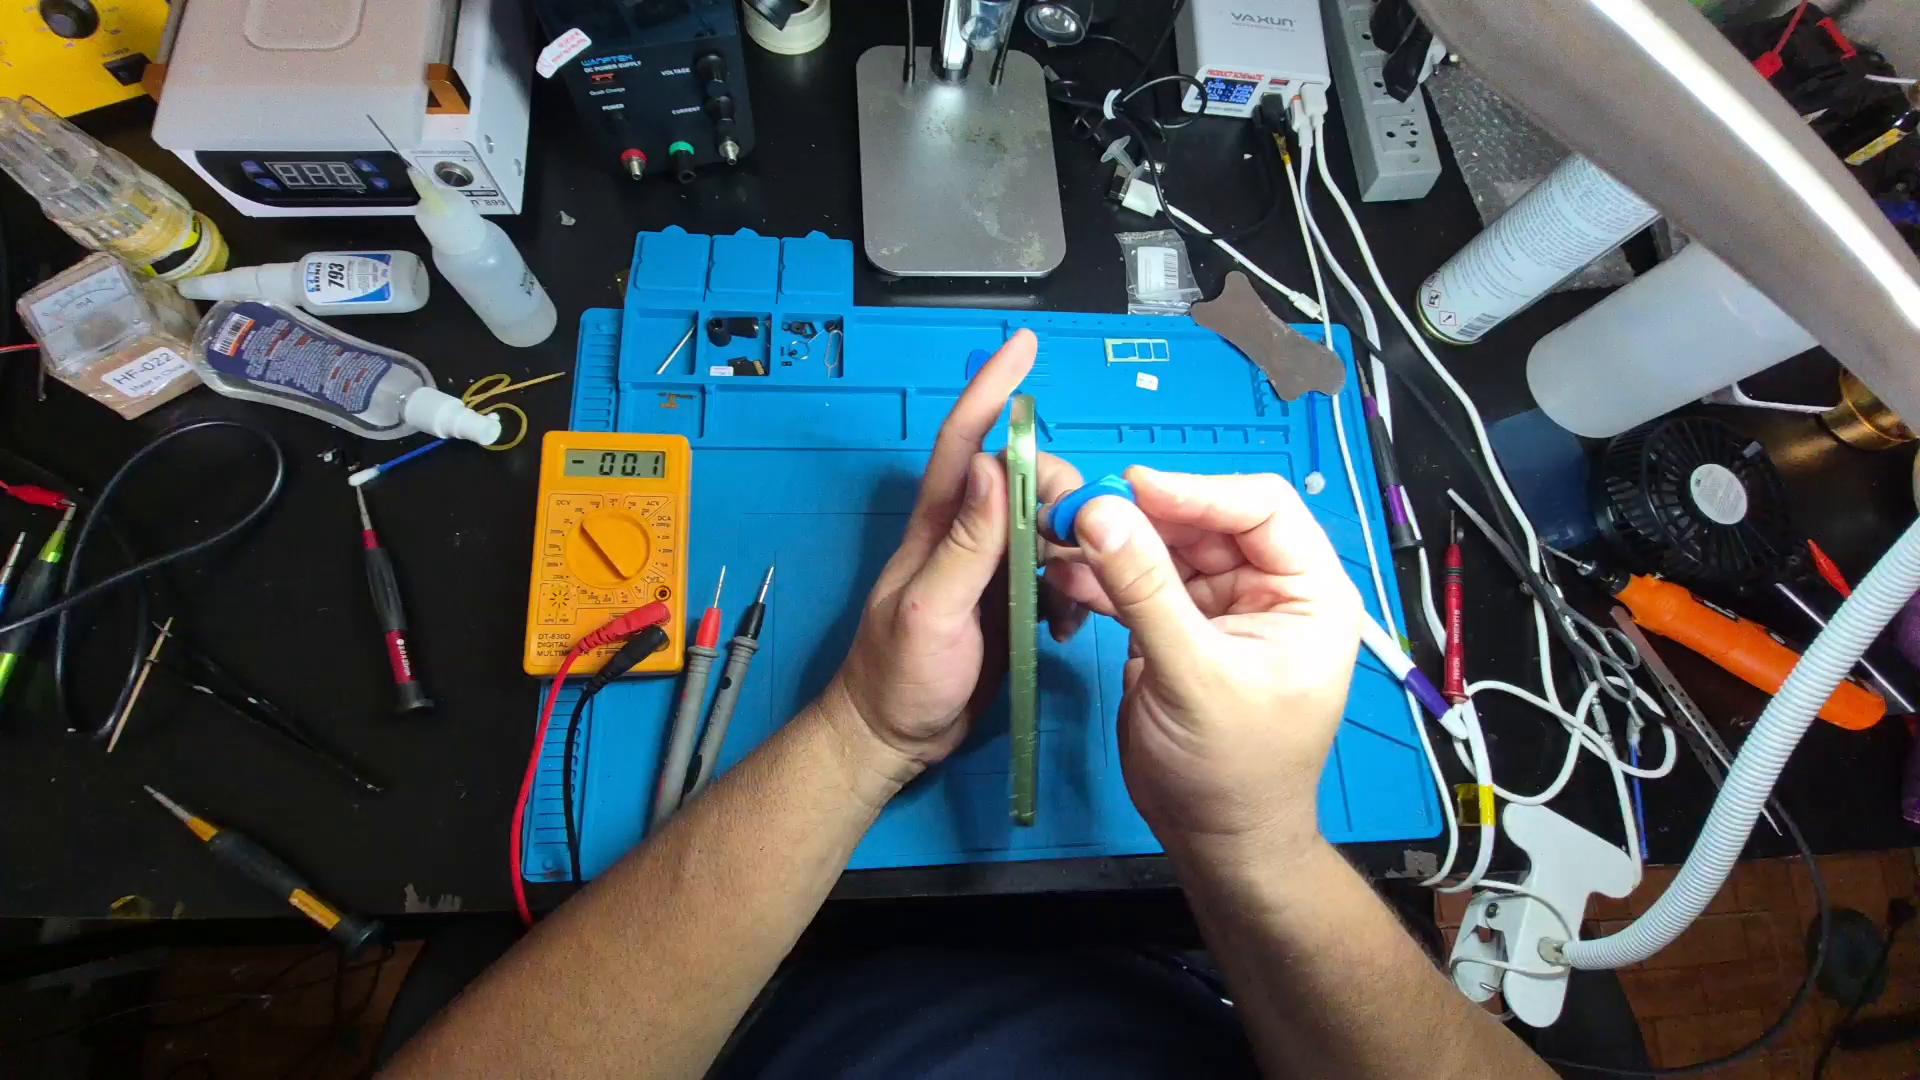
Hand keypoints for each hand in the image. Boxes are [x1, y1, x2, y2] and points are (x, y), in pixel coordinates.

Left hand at [822, 331, 1037, 788]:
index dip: (990, 390)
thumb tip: (996, 466)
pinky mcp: (1008, 598)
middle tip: (1087, 535)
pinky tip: (1072, 616)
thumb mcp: (931, 609)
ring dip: (1075, 543)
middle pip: (1025, 481)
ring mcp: (989, 566)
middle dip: (1063, 492)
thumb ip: (964, 543)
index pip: (964, 441)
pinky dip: (1072, 584)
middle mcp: (966, 533)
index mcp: (938, 524)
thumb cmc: (899, 674)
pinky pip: (1052, 570)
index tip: (1022, 347)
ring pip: (1046, 524)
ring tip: (1082, 583)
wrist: (898, 733)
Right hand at [1048, 467, 1363, 857]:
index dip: (1195, 491)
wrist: (1210, 835)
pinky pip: (1135, 582)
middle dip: (1139, 517)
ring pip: (1159, 548)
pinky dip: (1100, 577)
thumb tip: (1098, 513)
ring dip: (1110, 544)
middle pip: (1199, 522)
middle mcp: (1262, 586)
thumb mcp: (1193, 675)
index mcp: (1305, 591)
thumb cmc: (1231, 768)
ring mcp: (1214, 604)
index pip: (1259, 508)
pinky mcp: (1173, 623)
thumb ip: (1145, 590)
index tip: (1127, 487)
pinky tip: (1063, 577)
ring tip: (1058, 539)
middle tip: (1075, 512)